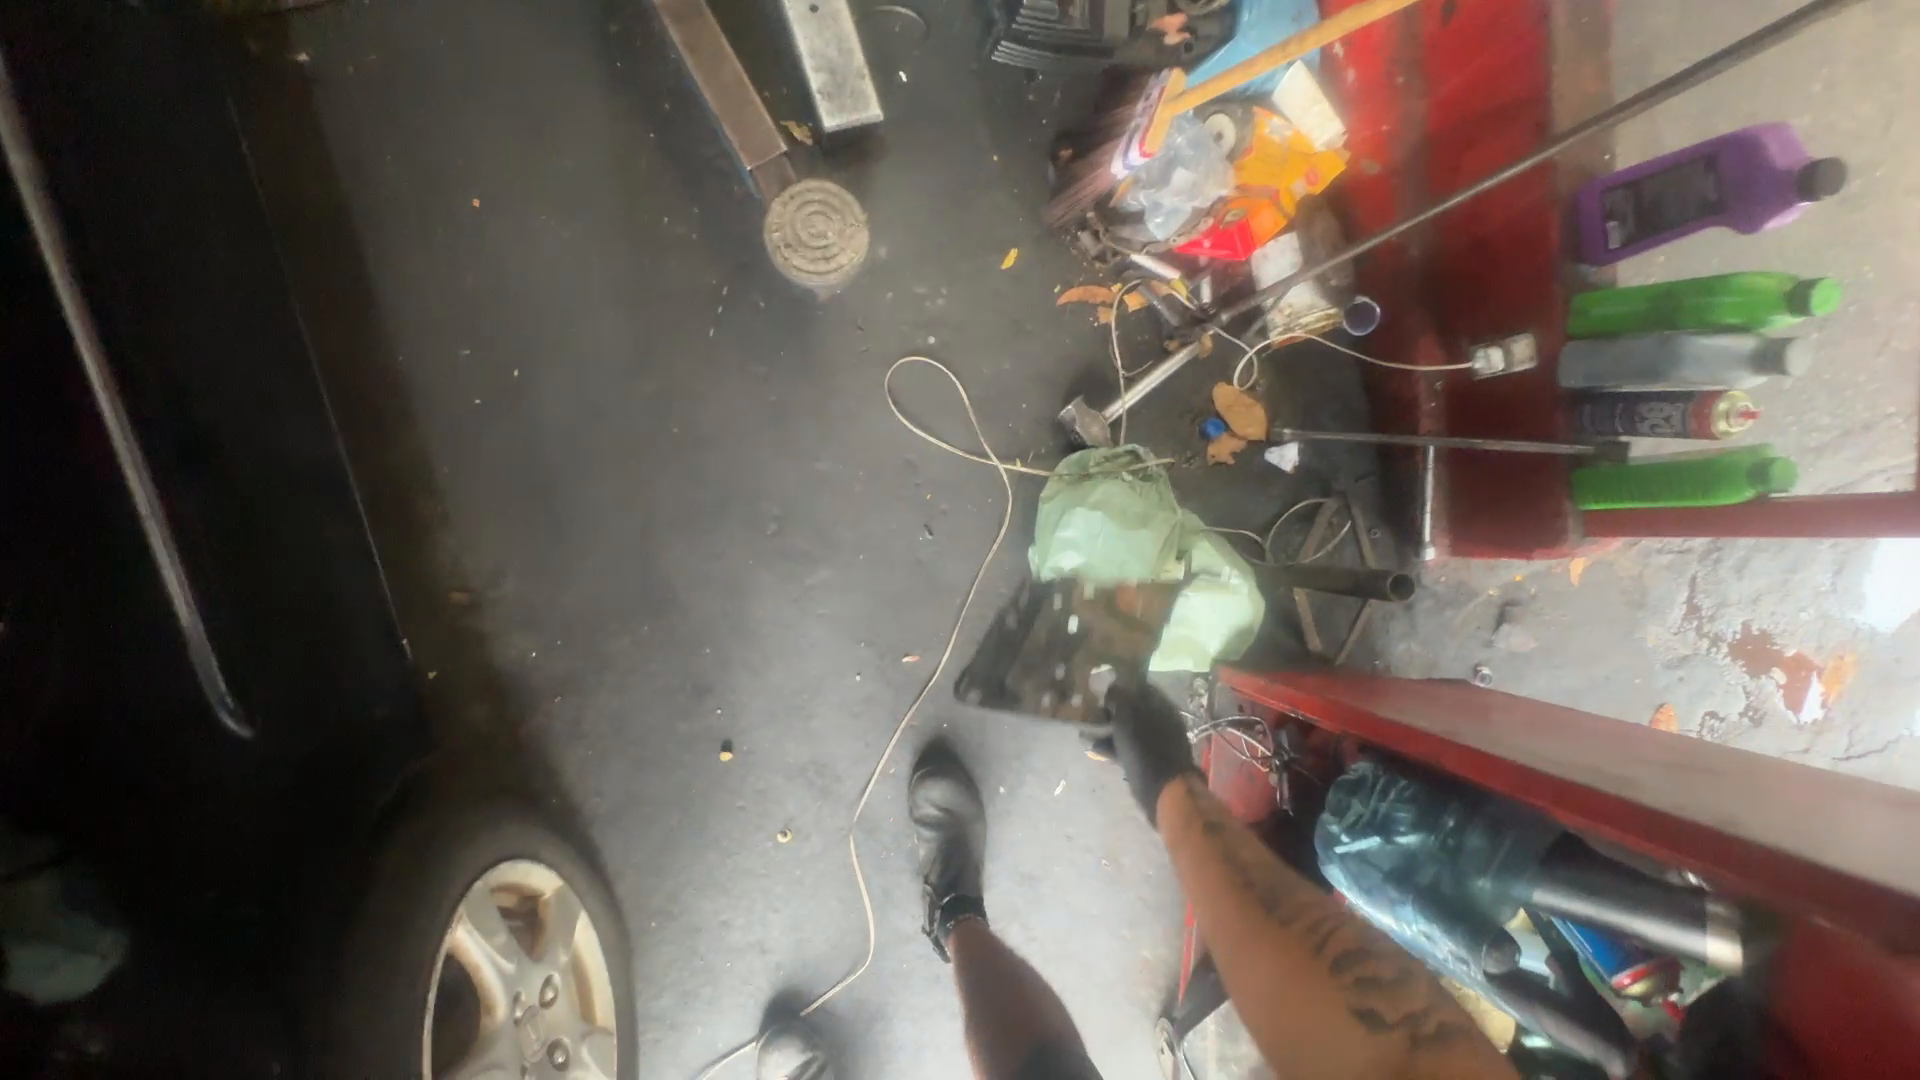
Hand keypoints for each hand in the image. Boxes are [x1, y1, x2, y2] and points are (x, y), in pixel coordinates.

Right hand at [1100, 676, 1200, 824]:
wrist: (1164, 789)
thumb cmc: (1145, 748)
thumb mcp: (1127, 716)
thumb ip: (1118, 697)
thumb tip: (1111, 687)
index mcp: (1160, 704)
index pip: (1138, 686)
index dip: (1118, 687)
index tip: (1100, 691)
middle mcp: (1160, 719)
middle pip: (1131, 707)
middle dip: (1111, 709)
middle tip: (1091, 711)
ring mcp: (1154, 740)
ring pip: (1127, 727)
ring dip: (1108, 728)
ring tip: (1087, 731)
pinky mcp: (1146, 759)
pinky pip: (1126, 746)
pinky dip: (1111, 745)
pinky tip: (1094, 747)